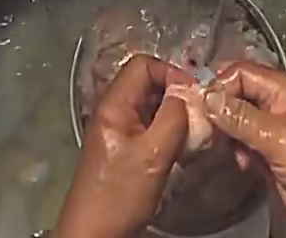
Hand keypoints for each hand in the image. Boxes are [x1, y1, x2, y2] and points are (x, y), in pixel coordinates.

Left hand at [53, 55, 189, 237]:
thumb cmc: (120, 194)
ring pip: (146, 102)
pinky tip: (175, 145)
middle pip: (145, 81)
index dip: (170, 72)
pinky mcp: (118, 143)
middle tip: (194, 111)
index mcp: (114, 102)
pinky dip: (161, 126)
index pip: (144, 64)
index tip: (192, 93)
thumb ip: (173, 118)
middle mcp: (111, 106)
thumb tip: (186, 95)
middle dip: (172, 92)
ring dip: (169, 111)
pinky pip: (143, 121)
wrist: (91, 234)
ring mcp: (113, 125)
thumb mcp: (153, 155)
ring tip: (189, 129)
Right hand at [204, 63, 285, 237]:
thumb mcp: (280, 140)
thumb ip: (242, 117)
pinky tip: (233, 161)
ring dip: (224, 130)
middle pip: (236, 93)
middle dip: (217, 106)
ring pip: (237, 118)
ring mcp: (274, 130)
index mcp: (283, 88)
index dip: (218, 84)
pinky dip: (235, 149)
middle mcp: (277, 103)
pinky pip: (244, 142)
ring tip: (213, 145)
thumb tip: (206, 96)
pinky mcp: (272, 156)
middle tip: (199, 126)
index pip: (240, 72)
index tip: (197, 105)